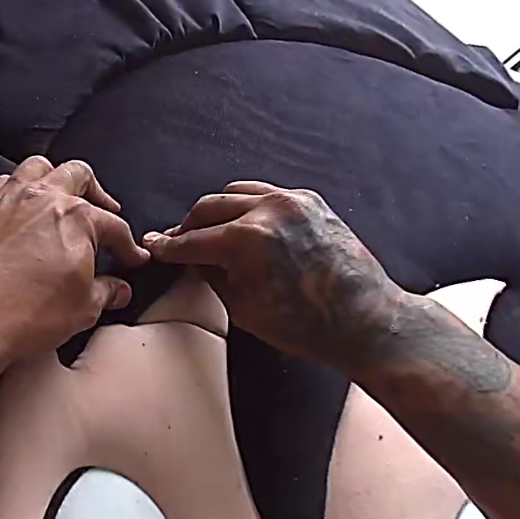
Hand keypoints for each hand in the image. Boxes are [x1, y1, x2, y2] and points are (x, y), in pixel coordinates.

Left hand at [0, 157, 149, 364]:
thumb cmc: (22, 314)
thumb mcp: (82, 309)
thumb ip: (105, 292)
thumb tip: (117, 289)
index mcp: (76, 217)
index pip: (114, 226)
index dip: (128, 245)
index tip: (131, 257)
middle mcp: (42, 197)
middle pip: (79, 176)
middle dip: (98, 194)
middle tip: (104, 212)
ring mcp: (8, 198)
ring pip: (39, 167)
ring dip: (56, 178)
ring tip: (62, 196)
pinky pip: (4, 183)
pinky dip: (18, 188)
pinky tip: (21, 207)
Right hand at [141, 182, 409, 369]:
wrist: (367, 322)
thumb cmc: (308, 325)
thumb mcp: (243, 308)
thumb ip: (211, 275)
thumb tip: (192, 258)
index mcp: (247, 241)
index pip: (191, 241)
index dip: (167, 247)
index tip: (153, 245)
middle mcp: (268, 211)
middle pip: (207, 208)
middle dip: (188, 227)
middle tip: (178, 242)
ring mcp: (292, 201)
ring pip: (233, 193)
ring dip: (214, 211)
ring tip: (208, 231)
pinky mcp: (310, 201)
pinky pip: (263, 193)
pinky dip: (245, 205)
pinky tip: (241, 223)